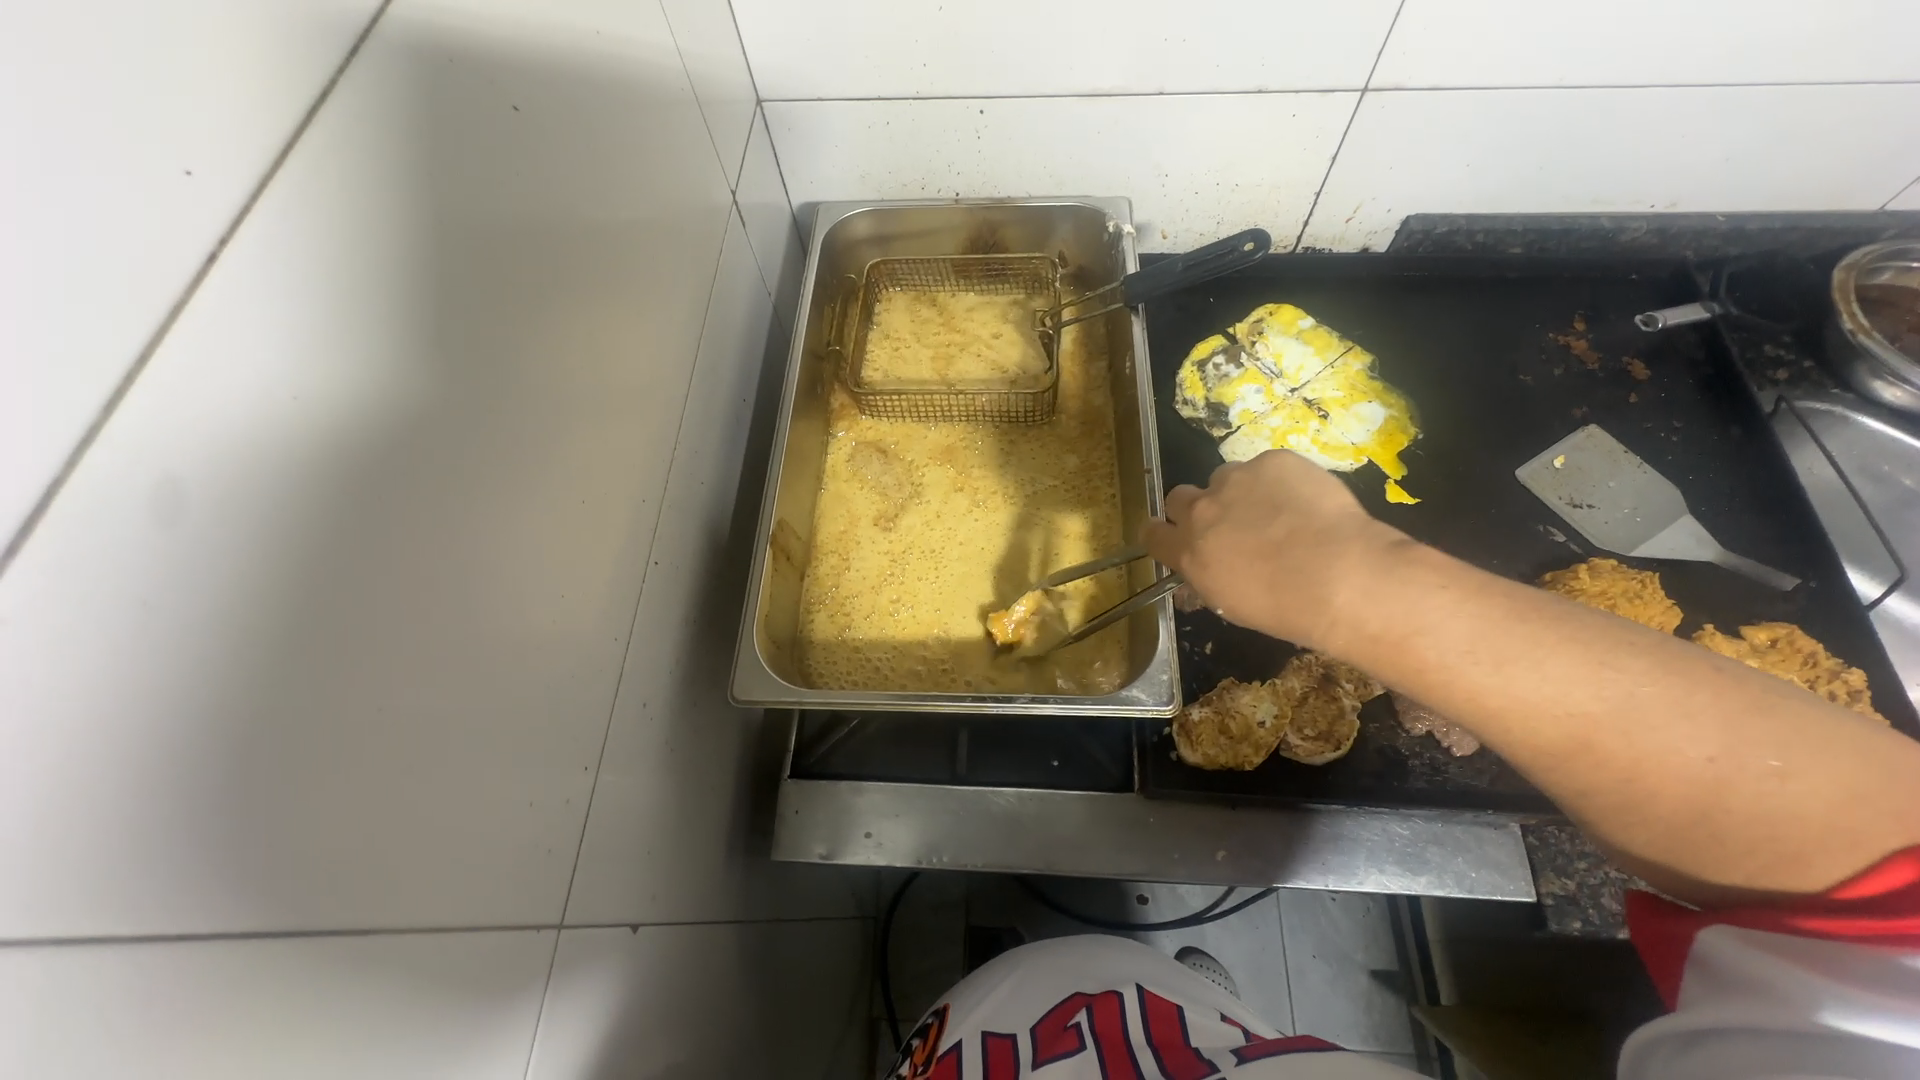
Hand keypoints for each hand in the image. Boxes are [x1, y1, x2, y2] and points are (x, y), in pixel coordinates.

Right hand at [1144, 450, 1407, 647]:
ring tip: (1277, 511)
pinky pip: (1268, 467)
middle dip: (1197, 508)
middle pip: (1180, 497)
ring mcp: (1237, 480)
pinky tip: (1306, 502)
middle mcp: (1203, 510)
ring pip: (1226, 477)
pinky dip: (1282, 481)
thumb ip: (1207, 582)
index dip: (1164, 533)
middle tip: (1228, 523)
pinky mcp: (1274, 461)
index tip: (1178, 537)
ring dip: (1241, 492)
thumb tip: (1197, 581)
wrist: (1341, 576)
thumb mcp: (1232, 606)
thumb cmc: (1286, 607)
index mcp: (1188, 552)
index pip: (1152, 533)